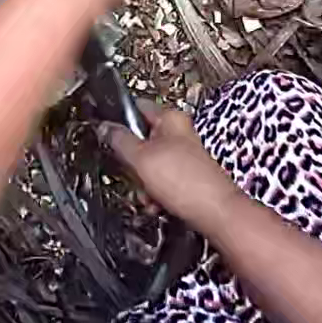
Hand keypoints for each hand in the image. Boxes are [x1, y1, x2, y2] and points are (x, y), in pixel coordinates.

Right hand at [102, 102, 240, 230]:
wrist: (217, 215)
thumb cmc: (186, 182)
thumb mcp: (141, 158)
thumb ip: (119, 140)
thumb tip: (104, 127)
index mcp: (170, 118)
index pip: (137, 106)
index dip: (119, 119)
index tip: (108, 132)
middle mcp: (179, 133)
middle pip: (141, 139)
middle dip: (134, 162)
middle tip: (134, 172)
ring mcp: (184, 156)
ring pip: (150, 163)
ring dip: (144, 181)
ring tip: (148, 194)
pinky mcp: (187, 178)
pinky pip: (162, 180)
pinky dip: (156, 192)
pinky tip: (158, 204)